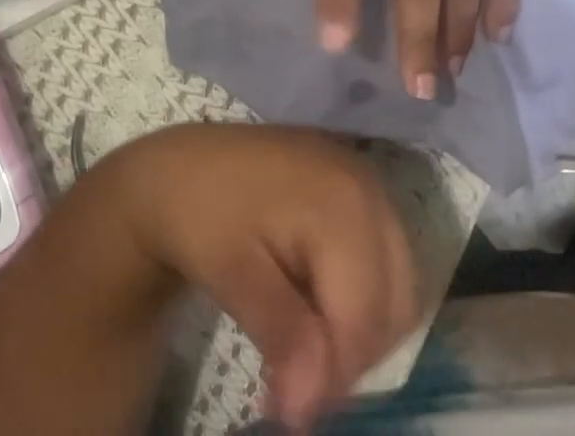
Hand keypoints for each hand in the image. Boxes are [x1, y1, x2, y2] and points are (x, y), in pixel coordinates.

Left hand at [104, 125, 420, 429]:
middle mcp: (371, 190)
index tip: (292, 412)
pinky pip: (387, 260)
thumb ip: (280, 334)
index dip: (334, 374)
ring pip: (397, 287)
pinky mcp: (361, 189)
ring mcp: (369, 185)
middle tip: (298, 383)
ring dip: (362, 329)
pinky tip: (314, 306)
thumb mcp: (231, 272)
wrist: (177, 163)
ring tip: (304, 348)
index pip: (363, 316)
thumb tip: (307, 413)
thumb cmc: (198, 213)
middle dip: (353, 354)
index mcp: (343, 206)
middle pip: (394, 304)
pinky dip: (362, 296)